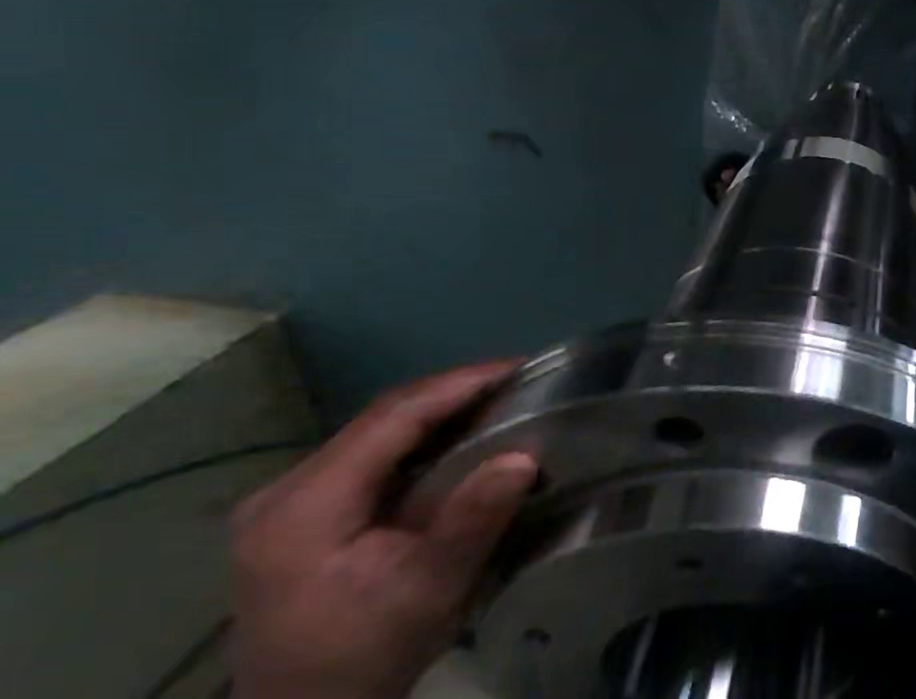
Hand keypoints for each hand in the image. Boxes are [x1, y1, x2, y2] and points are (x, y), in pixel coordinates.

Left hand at [230, 361, 538, 698]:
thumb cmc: (365, 654)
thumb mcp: (427, 591)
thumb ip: (471, 521)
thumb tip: (523, 456)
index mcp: (304, 505)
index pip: (391, 417)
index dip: (458, 385)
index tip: (519, 367)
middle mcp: (285, 490)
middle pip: (381, 417)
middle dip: (454, 392)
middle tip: (519, 380)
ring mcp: (288, 502)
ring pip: (377, 431)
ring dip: (440, 411)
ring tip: (500, 399)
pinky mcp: (302, 515)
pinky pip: (372, 453)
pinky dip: (422, 436)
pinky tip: (460, 437)